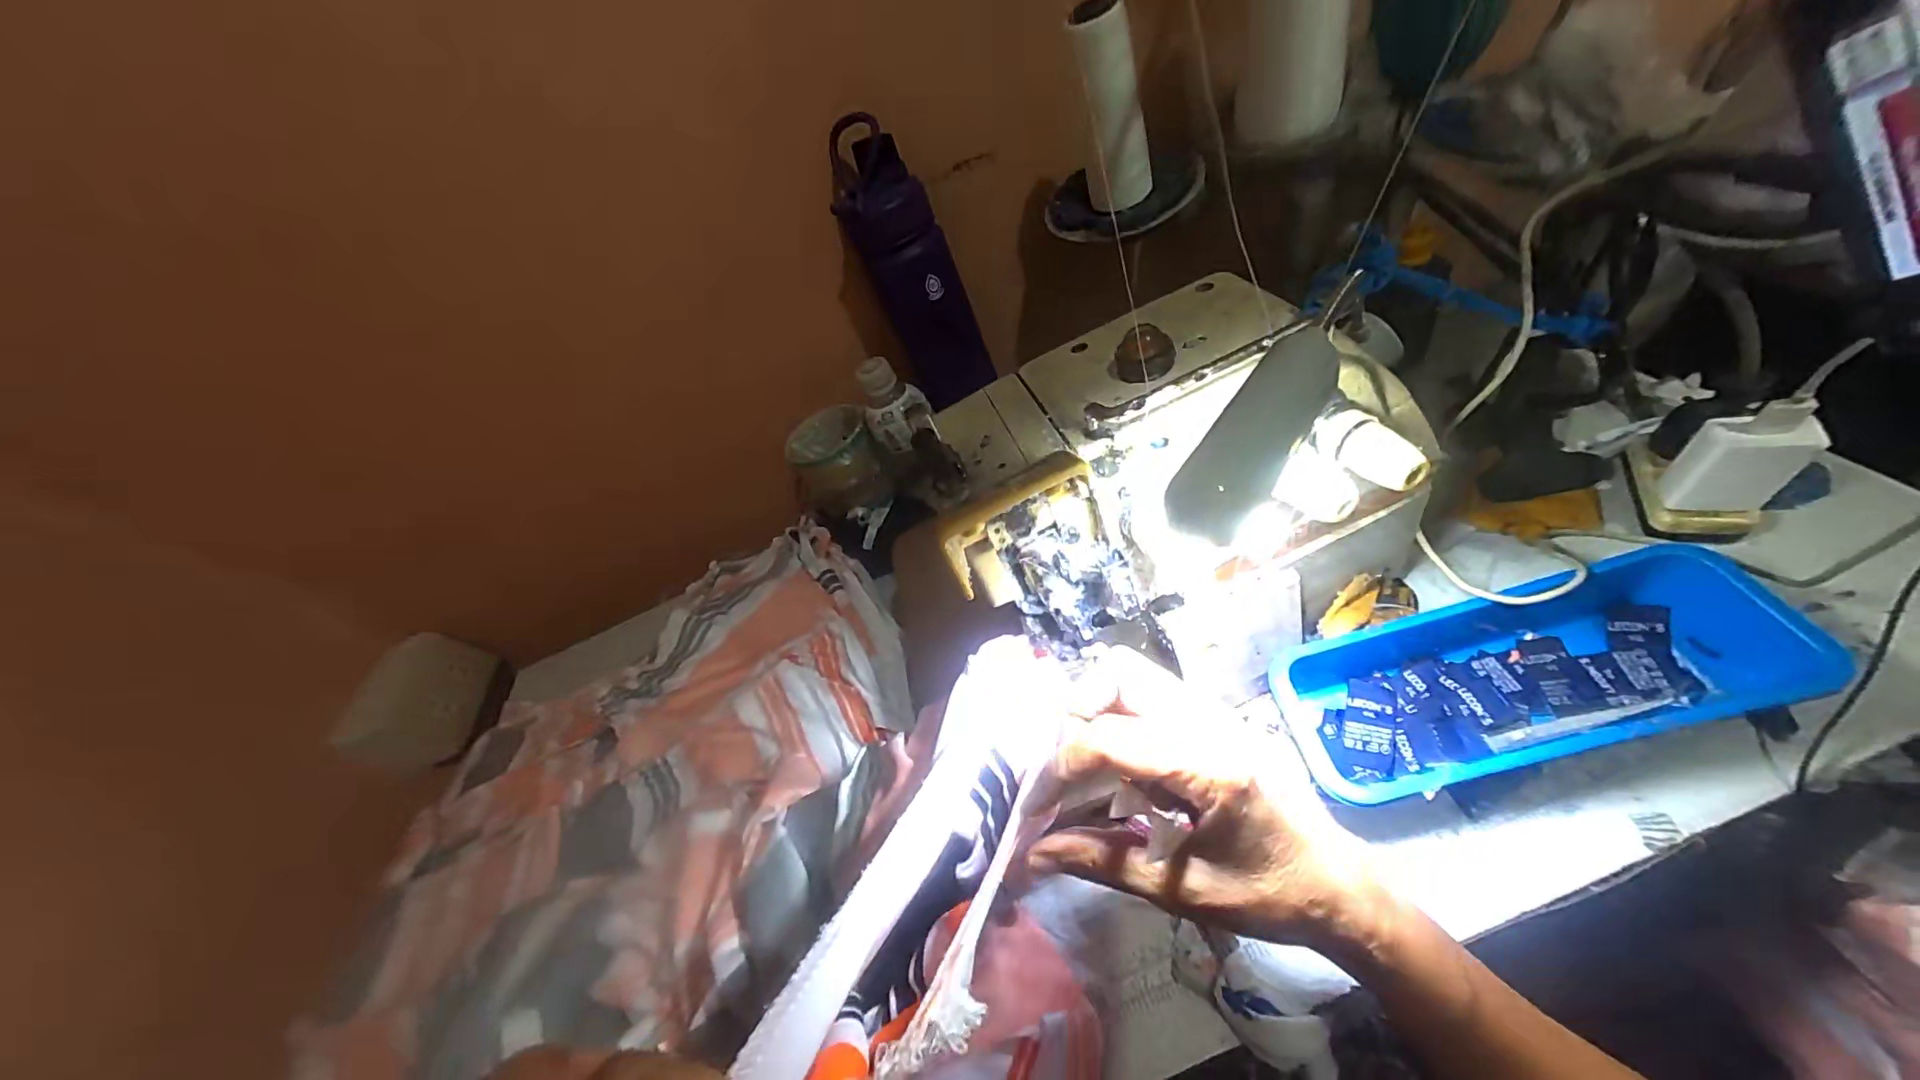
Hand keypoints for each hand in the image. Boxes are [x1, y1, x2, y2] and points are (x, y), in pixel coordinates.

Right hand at [1026, 648, 1390, 951]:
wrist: (1342, 886)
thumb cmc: (1270, 896)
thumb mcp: (1181, 890)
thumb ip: (1101, 862)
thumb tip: (1034, 855)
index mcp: (1210, 765)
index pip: (1108, 738)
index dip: (1056, 770)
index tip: (1034, 811)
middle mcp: (1210, 719)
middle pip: (1116, 673)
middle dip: (1074, 718)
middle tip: (1065, 773)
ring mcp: (1215, 709)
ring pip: (1130, 674)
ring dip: (1094, 712)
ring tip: (1089, 769)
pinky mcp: (1214, 714)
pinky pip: (1148, 692)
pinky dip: (1119, 717)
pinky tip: (1126, 769)